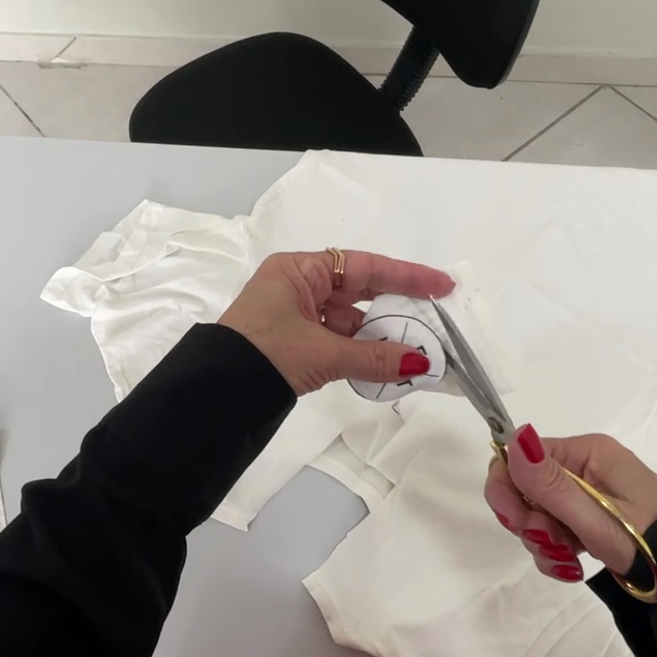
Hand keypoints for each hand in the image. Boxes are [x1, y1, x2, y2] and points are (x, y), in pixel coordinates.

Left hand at [218, 250, 454, 395]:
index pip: (362, 266)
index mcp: (298, 271)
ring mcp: (294, 313)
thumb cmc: (264, 353)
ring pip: (349, 319)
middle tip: (435, 317)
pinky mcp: (294, 340)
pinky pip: (336, 339)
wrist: (215, 390)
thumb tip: (421, 363)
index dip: (405, 275)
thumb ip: (374, 357)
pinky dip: (361, 350)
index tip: (441, 286)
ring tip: (418, 349)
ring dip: (379, 335)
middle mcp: (297, 286)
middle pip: (358, 290)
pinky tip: (387, 363)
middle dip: (396, 306)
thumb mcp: (322, 353)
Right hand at [483, 426, 656, 580]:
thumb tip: (513, 439)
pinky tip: (571, 565)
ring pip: (534, 513)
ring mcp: (584, 493)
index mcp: (585, 453)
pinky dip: (553, 551)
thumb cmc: (649, 543)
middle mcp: (582, 466)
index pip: (519, 455)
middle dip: (527, 520)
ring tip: (568, 559)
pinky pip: (551, 530)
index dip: (506, 487)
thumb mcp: (596, 517)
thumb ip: (550, 484)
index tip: (513, 521)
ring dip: (541, 540)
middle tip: (548, 544)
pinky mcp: (587, 518)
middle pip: (523, 487)